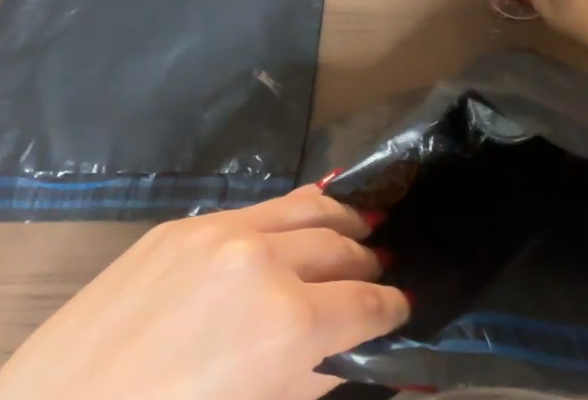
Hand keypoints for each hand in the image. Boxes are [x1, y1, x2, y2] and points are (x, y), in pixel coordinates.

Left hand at [0, 186, 407, 399]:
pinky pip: (259, 208)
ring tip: (361, 227)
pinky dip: (293, 213)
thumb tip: (358, 353)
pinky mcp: (182, 224)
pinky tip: (300, 223)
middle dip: (371, 263)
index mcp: (286, 323)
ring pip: (308, 207)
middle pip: (343, 247)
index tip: (404, 308)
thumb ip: (316, 379)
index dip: (392, 309)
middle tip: (383, 272)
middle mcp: (262, 260)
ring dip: (342, 219)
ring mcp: (219, 232)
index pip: (366, 304)